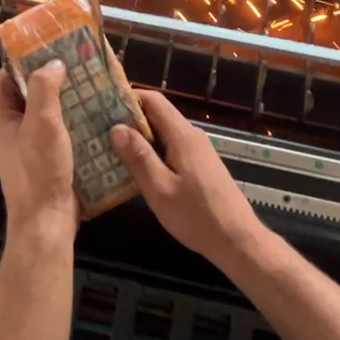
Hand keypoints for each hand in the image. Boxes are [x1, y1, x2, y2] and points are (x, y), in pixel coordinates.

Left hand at [0, 62, 79, 242]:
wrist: (48, 221)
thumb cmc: (39, 169)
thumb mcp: (42, 122)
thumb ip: (44, 87)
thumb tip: (54, 62)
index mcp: (2, 116)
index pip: (9, 76)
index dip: (27, 59)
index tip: (52, 44)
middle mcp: (13, 126)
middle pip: (31, 91)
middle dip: (54, 75)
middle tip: (80, 59)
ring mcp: (31, 143)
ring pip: (49, 110)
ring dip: (69, 97)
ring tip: (93, 80)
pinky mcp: (49, 157)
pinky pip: (61, 129)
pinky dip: (76, 118)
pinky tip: (97, 110)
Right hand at [110, 89, 263, 266]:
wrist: (238, 240)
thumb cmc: (197, 216)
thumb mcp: (160, 190)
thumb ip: (139, 157)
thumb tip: (116, 128)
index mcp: (182, 136)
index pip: (154, 100)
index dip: (129, 98)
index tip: (104, 108)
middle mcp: (192, 136)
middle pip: (158, 115)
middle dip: (130, 120)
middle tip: (101, 131)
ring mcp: (198, 151)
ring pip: (164, 133)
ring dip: (140, 138)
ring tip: (112, 149)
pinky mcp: (200, 166)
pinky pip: (171, 148)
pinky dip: (153, 152)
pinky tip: (137, 170)